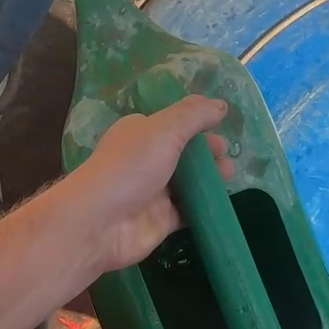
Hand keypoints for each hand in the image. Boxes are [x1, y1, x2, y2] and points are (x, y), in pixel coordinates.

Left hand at [55, 94, 235, 273]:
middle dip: (207, 153)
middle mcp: (144, 161)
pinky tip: (223, 201)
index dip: (196, 124)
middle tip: (225, 155)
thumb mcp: (165, 129)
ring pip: (187, 184)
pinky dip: (204, 206)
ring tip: (229, 175)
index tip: (220, 127)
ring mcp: (152, 193)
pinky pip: (187, 211)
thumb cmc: (130, 167)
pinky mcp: (159, 221)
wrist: (99, 223)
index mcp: (140, 134)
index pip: (172, 124)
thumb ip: (194, 115)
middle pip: (182, 154)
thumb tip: (219, 105)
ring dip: (210, 179)